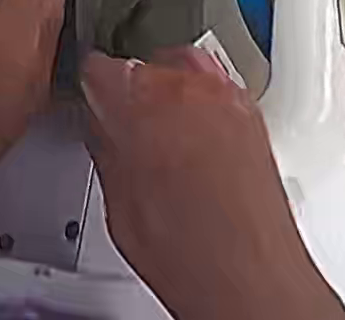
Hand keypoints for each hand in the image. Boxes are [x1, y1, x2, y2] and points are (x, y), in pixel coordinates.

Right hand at [82, 49, 344, 319]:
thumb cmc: (193, 256)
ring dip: (164, 85)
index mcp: (140, 104)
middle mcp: (183, 86)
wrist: (253, 280)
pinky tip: (192, 127)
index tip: (91, 93)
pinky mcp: (247, 107)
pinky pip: (212, 80)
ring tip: (159, 124)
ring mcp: (220, 93)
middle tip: (123, 119)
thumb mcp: (121, 207)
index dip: (90, 83)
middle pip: (141, 64)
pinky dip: (197, 93)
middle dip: (128, 88)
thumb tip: (100, 127)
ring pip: (178, 64)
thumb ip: (106, 148)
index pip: (101, 68)